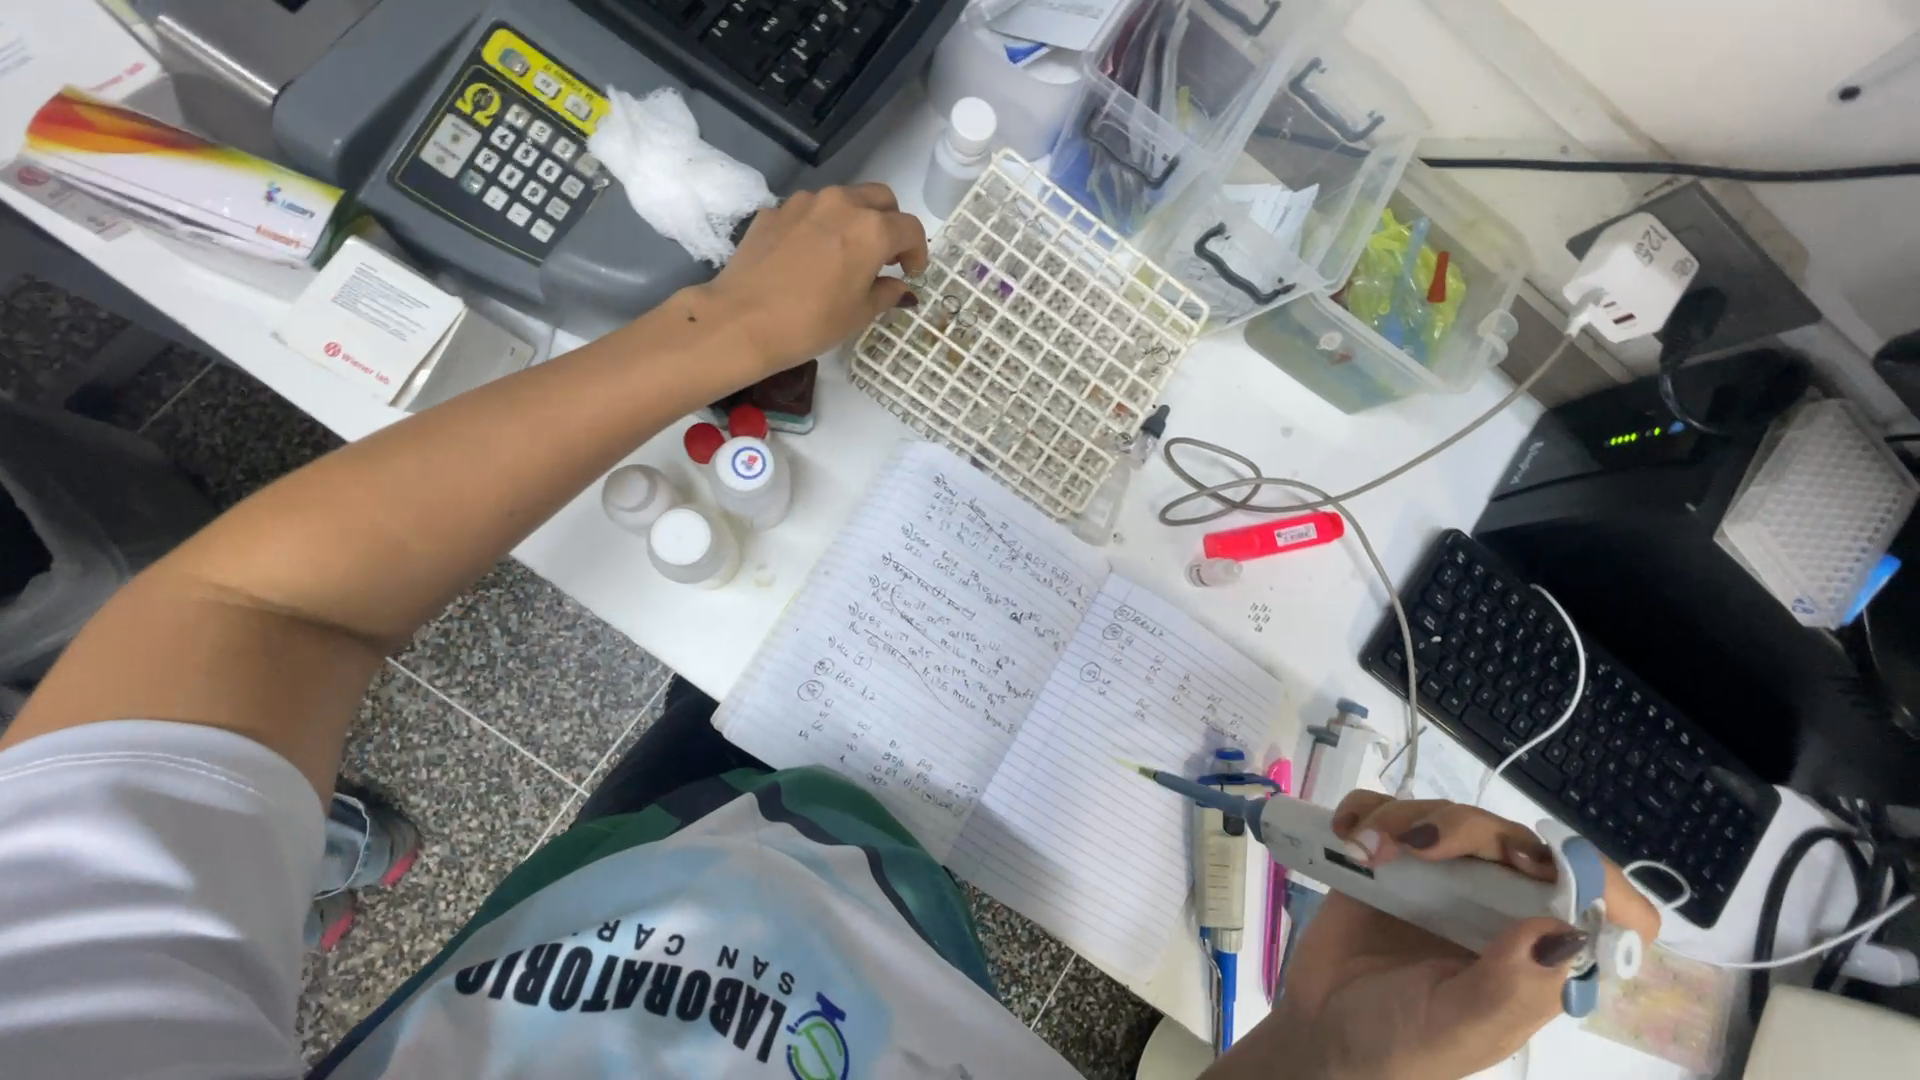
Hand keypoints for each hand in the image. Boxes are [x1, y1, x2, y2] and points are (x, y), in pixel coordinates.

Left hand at [694, 183, 926, 375]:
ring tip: (845, 255)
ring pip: (842, 199)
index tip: (911, 272)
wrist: (741, 321)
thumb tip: (900, 286)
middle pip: (880, 199)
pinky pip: (808, 213)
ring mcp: (803, 203)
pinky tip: (808, 258)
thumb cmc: (811, 323)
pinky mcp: (774, 211)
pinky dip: (819, 228)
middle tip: (885, 256)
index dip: (917, 252)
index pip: (910, 228)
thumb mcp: (859, 315)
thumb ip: (886, 293)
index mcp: (872, 230)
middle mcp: (841, 204)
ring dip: (854, 220)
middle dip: (890, 223)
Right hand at [1205, 794, 1660, 1079]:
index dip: (1588, 875)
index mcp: (1537, 957)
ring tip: (1366, 848)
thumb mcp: (1461, 1027)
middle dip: (1463, 828)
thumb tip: (1561, 930)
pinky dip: (1364, 809)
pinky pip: (1384, 810)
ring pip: (1445, 815)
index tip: (1527, 867)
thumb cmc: (1401, 1042)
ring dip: (1402, 816)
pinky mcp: (1386, 860)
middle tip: (1415, 844)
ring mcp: (1438, 880)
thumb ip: (1510, 987)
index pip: (1601, 907)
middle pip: (1510, 841)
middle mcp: (1497, 910)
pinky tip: (1345, 833)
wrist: (1320, 1026)